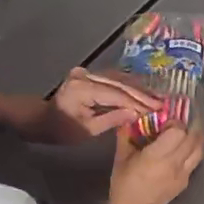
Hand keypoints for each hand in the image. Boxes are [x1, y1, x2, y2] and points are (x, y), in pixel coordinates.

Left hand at [46, 68, 160, 143]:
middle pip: (119, 83)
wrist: (42, 120)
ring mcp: (86, 72)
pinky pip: (112, 78)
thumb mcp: (88, 130)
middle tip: (160, 103)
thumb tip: (135, 114)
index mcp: (82, 88)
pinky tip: (141, 93)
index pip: (116, 94)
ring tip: (155, 98)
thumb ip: (112, 119)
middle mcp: (85, 75)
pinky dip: (127, 86)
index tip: (155, 110)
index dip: (137, 102)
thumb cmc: (62, 130)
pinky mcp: (88, 74)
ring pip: (118, 78)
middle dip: (141, 94)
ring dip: (137, 89)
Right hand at [108, 125, 203, 203]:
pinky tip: (184, 148)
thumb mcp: (121, 157)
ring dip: (196, 137)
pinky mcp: (185, 182)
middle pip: (193, 138)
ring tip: (188, 130)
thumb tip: (129, 116)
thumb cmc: (124, 185)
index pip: (178, 132)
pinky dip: (193, 150)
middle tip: (183, 118)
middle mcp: (174, 164)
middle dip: (190, 125)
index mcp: (157, 157)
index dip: (175, 122)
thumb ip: (126, 135)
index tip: (167, 120)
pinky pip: (195, 161)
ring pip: (199, 150)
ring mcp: (183, 174)